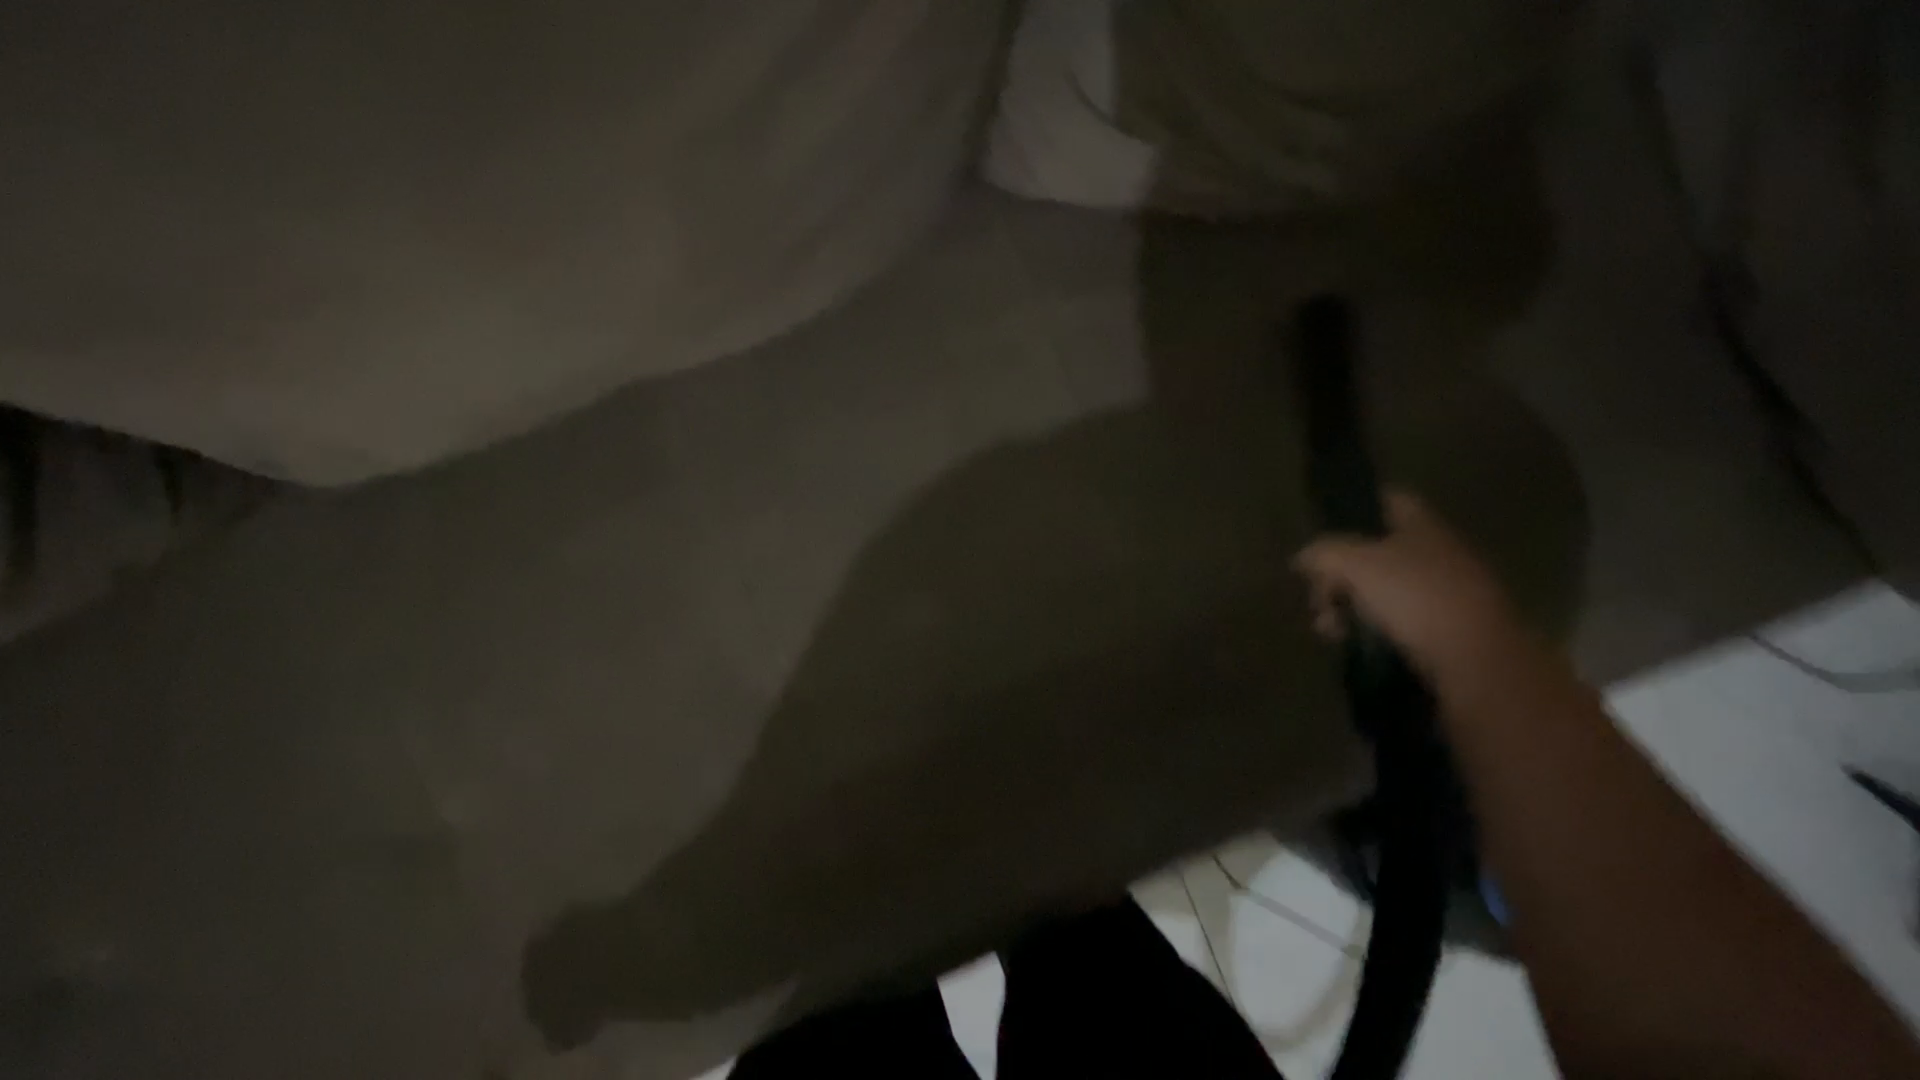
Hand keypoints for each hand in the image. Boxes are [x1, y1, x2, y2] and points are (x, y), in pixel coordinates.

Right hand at [1293, 490, 1528, 685]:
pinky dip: (1372, 632)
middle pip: (1377, 553)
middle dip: (1340, 574)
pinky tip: (1354, 645)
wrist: (1477, 659)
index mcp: (1422, 526)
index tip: (1326, 530)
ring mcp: (1446, 594)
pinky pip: (1398, 623)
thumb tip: (1304, 557)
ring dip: (1350, 608)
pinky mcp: (1447, 632)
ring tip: (1330, 630)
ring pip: (1383, 592)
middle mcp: (1438, 553)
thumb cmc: (1415, 596)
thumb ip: (1323, 553)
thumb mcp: (1355, 564)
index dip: (1357, 508)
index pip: (1389, 500)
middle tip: (1319, 598)